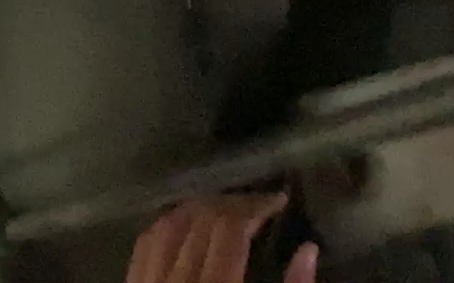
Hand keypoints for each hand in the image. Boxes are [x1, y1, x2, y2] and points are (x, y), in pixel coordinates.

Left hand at [126, 195, 317, 282]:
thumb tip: (308, 251)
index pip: (230, 227)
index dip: (257, 205)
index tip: (280, 202)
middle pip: (202, 219)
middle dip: (234, 202)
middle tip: (259, 207)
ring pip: (169, 225)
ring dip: (200, 207)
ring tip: (226, 211)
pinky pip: (145, 246)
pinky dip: (168, 225)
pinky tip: (187, 229)